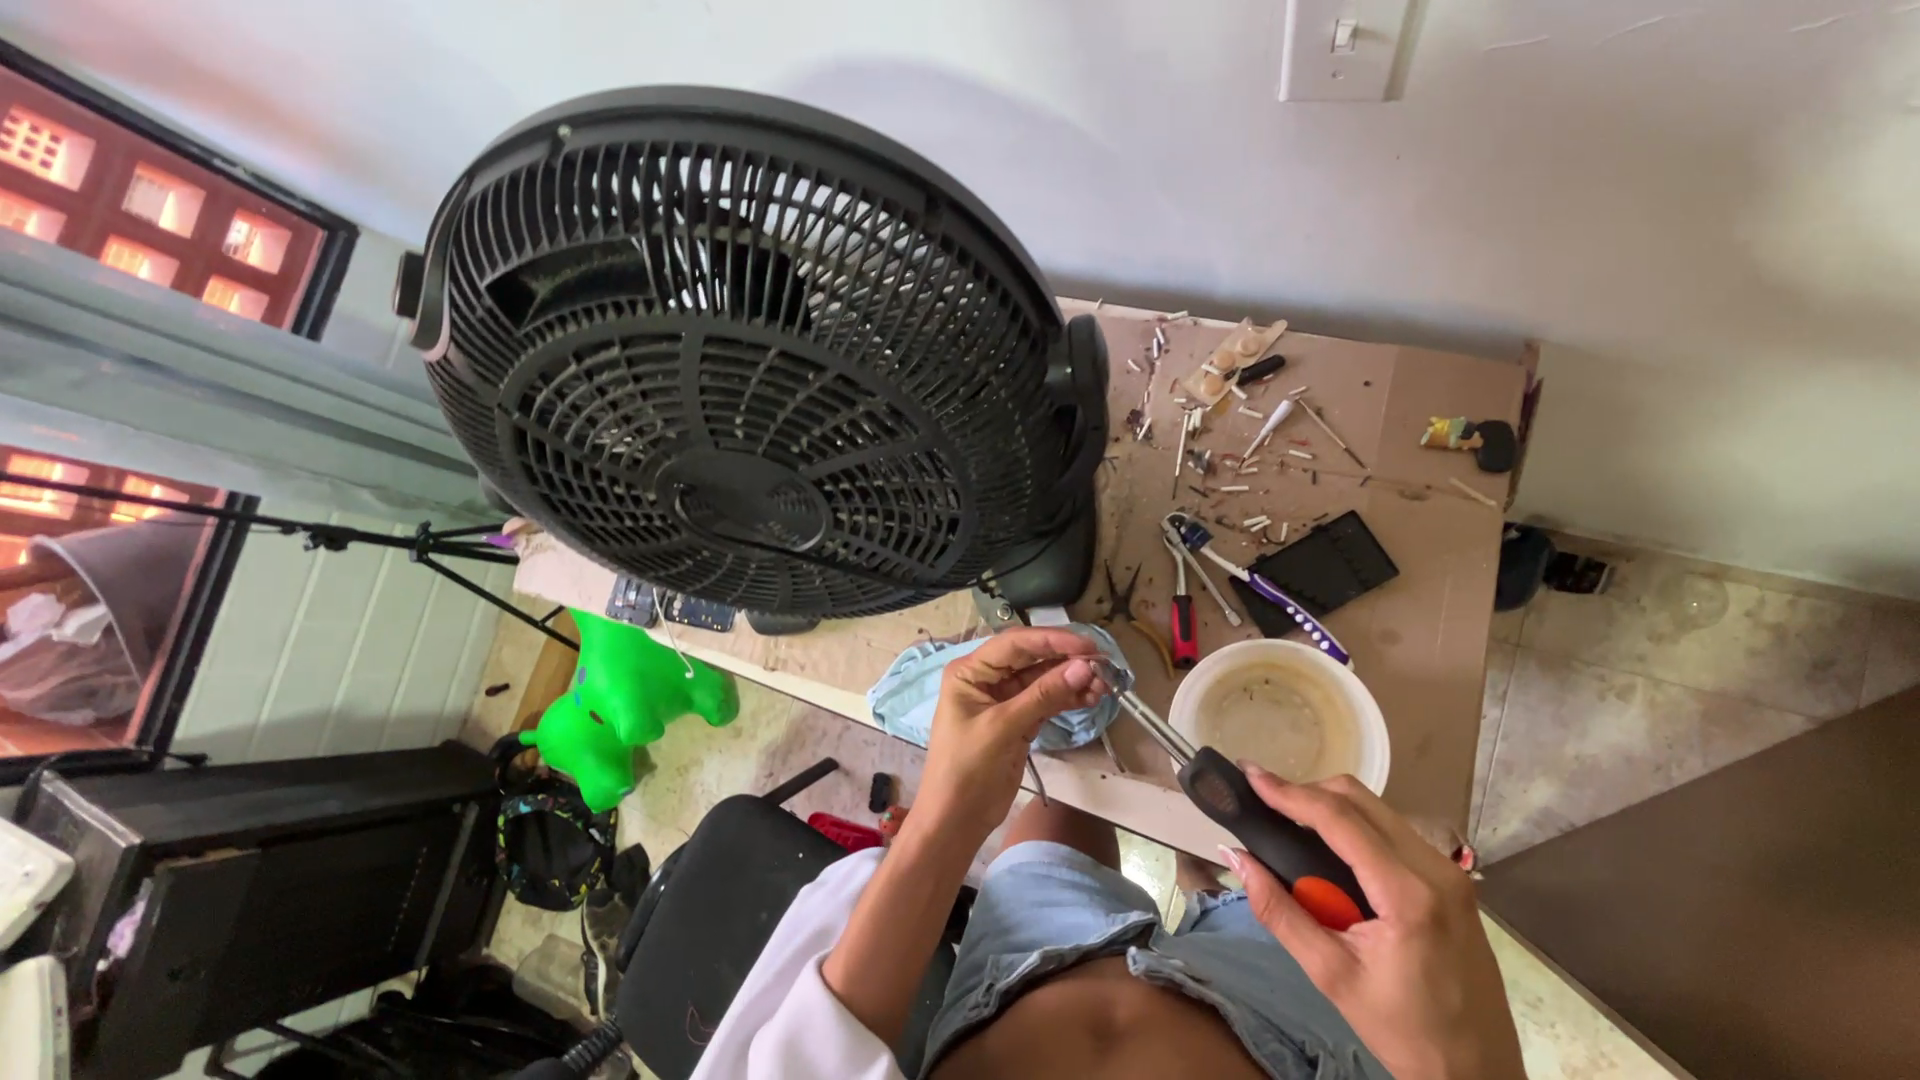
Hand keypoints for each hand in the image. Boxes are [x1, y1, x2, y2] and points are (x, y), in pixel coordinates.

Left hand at [916, 628, 1106, 842]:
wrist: (956, 820)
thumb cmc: (966, 769)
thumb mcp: (1003, 728)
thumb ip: (1043, 695)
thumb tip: (1084, 667)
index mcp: (970, 671)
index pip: (1015, 643)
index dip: (1052, 640)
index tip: (1087, 645)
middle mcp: (986, 678)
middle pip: (1032, 658)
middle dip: (1067, 659)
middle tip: (1103, 663)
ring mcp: (1004, 700)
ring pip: (1044, 679)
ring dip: (1073, 680)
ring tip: (1103, 685)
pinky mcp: (1019, 721)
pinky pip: (1048, 701)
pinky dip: (1069, 698)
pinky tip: (1092, 698)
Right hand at [1222, 767, 1524, 1079]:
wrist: (1480, 1071)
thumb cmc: (1403, 1032)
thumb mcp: (1331, 975)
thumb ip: (1280, 912)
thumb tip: (1236, 858)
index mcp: (1408, 894)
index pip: (1339, 819)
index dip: (1290, 792)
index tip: (1249, 774)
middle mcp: (1436, 869)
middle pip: (1360, 799)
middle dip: (1307, 792)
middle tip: (1262, 800)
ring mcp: (1449, 873)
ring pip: (1378, 810)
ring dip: (1330, 808)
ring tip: (1287, 824)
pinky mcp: (1451, 881)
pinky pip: (1393, 831)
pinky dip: (1354, 827)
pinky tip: (1327, 849)